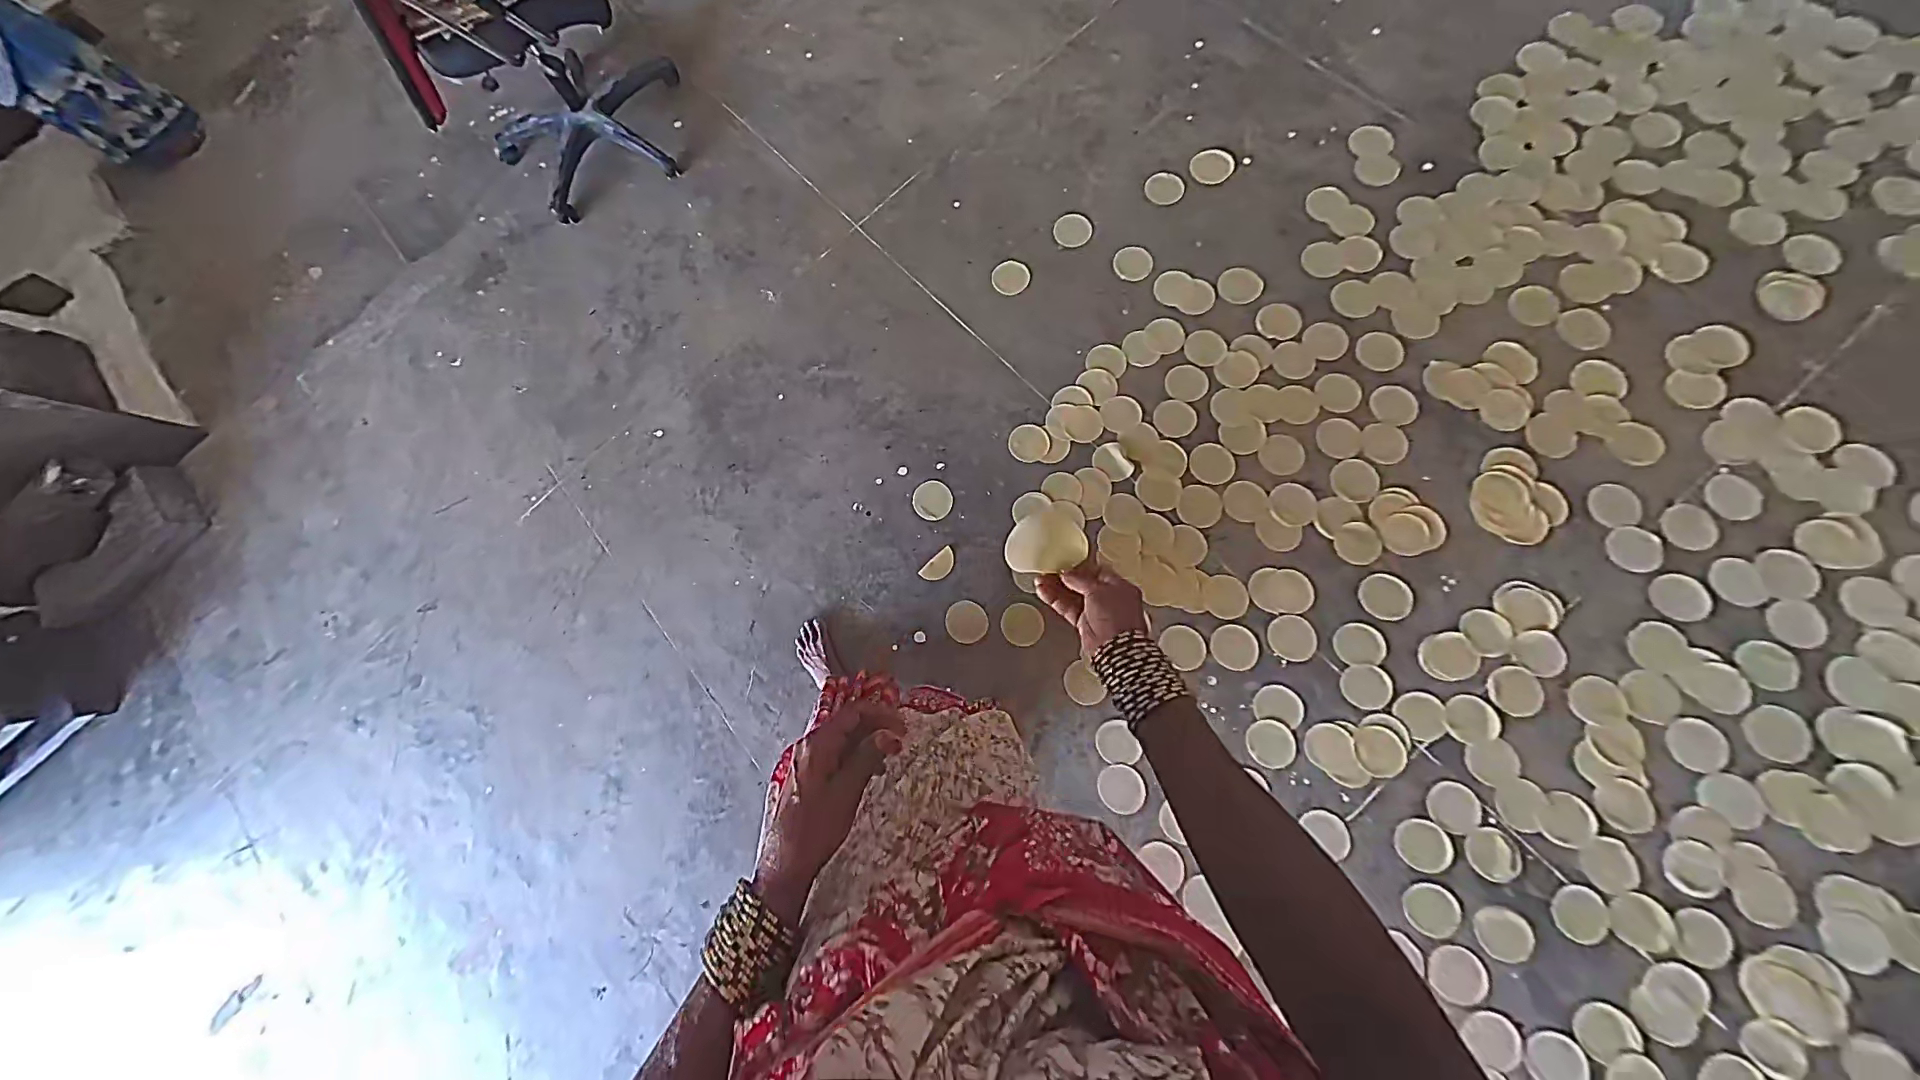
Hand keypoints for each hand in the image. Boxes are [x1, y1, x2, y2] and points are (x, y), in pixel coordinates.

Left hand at [754, 701, 904, 923]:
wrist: (783, 866)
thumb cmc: (815, 830)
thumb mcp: (847, 792)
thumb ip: (867, 758)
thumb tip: (888, 734)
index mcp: (816, 746)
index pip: (852, 713)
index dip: (880, 714)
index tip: (902, 726)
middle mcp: (806, 747)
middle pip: (844, 724)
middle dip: (874, 727)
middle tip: (899, 740)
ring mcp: (802, 762)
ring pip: (838, 740)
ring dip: (864, 743)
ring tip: (887, 758)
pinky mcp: (802, 777)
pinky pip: (831, 755)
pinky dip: (851, 757)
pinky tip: (866, 773)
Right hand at [1038, 557, 1149, 658]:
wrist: (1115, 647)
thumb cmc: (1117, 618)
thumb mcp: (1098, 590)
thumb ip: (1080, 579)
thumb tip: (1067, 574)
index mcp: (1119, 586)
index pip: (1097, 571)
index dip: (1080, 566)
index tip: (1065, 563)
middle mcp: (1108, 598)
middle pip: (1082, 584)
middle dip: (1064, 577)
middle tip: (1049, 571)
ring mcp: (1095, 611)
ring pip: (1072, 596)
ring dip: (1055, 588)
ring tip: (1040, 580)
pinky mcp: (1083, 623)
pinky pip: (1067, 608)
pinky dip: (1055, 600)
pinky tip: (1043, 592)